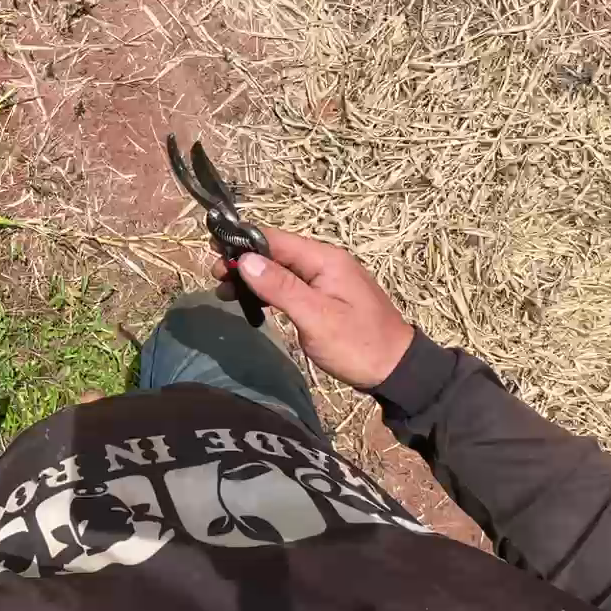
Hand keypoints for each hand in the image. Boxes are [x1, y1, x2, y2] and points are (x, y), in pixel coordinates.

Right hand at [211, 227, 413, 389]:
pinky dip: (266, 290)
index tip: (213, 249)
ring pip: (278, 269)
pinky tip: (249, 301)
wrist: (397, 371)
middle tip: (216, 278)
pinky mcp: (322, 296)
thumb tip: (246, 260)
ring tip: (225, 291)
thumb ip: (281, 287)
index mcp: (324, 259)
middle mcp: (323, 262)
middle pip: (274, 252)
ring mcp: (324, 279)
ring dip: (252, 277)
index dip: (242, 242)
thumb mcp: (316, 317)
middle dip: (243, 261)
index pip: (275, 239)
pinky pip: (287, 284)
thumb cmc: (357, 344)